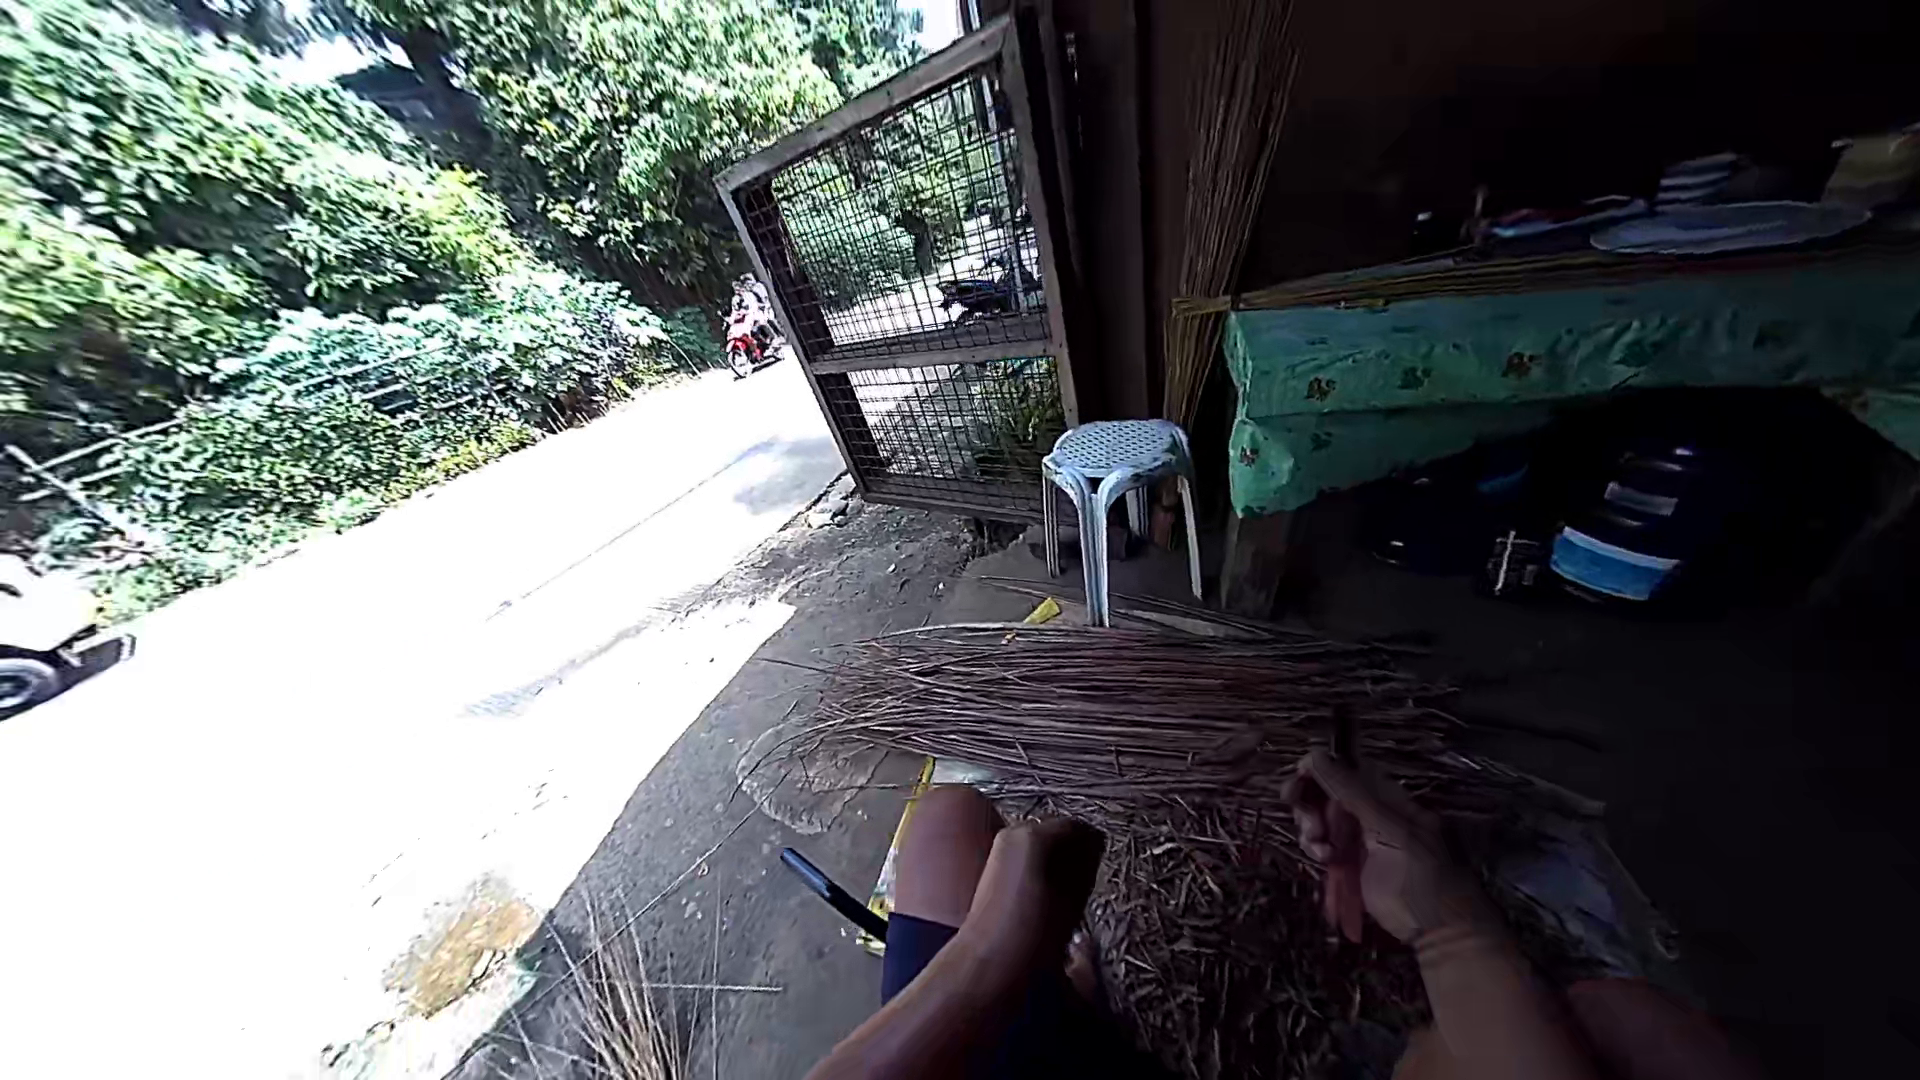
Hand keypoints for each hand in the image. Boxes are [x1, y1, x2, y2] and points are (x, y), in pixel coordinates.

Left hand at [958, 817, 1103, 970]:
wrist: (991, 961)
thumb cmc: (1037, 933)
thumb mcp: (1073, 899)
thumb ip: (1086, 863)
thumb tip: (1094, 843)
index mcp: (1037, 836)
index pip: (1075, 826)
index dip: (1092, 841)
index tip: (1100, 859)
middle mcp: (1016, 830)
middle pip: (1055, 828)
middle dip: (1073, 845)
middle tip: (1087, 873)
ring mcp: (1001, 843)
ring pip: (1039, 839)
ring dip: (1056, 853)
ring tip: (1067, 885)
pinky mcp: (993, 860)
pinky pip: (1025, 850)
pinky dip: (1039, 861)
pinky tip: (1046, 889)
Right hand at [1283, 749, 1491, 943]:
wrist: (1438, 937)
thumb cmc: (1422, 880)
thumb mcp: (1389, 831)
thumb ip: (1351, 792)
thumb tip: (1315, 755)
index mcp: (1386, 798)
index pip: (1345, 768)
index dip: (1319, 768)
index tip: (1300, 776)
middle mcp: (1368, 812)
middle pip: (1323, 789)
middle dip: (1308, 800)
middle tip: (1308, 818)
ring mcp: (1356, 836)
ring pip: (1315, 814)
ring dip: (1309, 827)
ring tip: (1321, 847)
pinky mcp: (1345, 859)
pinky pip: (1317, 840)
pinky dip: (1313, 846)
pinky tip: (1324, 859)